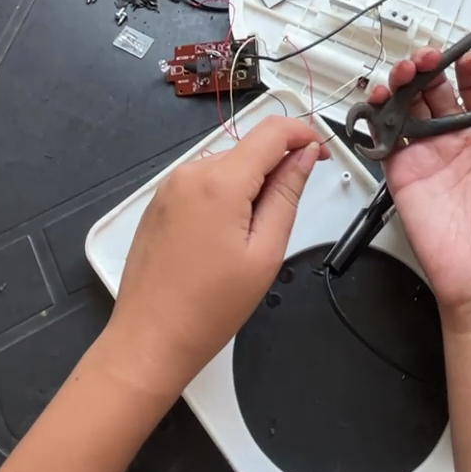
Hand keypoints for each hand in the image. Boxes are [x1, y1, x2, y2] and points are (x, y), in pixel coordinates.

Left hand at [103, 117, 327, 398]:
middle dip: (277, 168)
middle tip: (286, 215)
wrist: (149, 340)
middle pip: (250, 149)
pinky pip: (204, 181)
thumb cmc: (210, 307)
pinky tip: (224, 237)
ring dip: (250, 185)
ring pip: (228, 165)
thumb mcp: (265, 251)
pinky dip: (225, 194)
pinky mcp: (160, 201)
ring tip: (250, 237)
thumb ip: (288, 193)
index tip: (322, 151)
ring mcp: (171, 186)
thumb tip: (306, 154)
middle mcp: (190, 172)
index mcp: (220, 181)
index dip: (304, 133)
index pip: (272, 131)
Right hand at [367, 51, 470, 329]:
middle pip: (437, 87)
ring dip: (403, 81)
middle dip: (428, 66)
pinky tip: (382, 99)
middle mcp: (460, 138)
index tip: (464, 55)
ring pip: (409, 103)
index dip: (468, 65)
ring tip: (405, 73)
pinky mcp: (403, 170)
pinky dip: (378, 113)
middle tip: (425, 59)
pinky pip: (385, 134)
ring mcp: (430, 152)